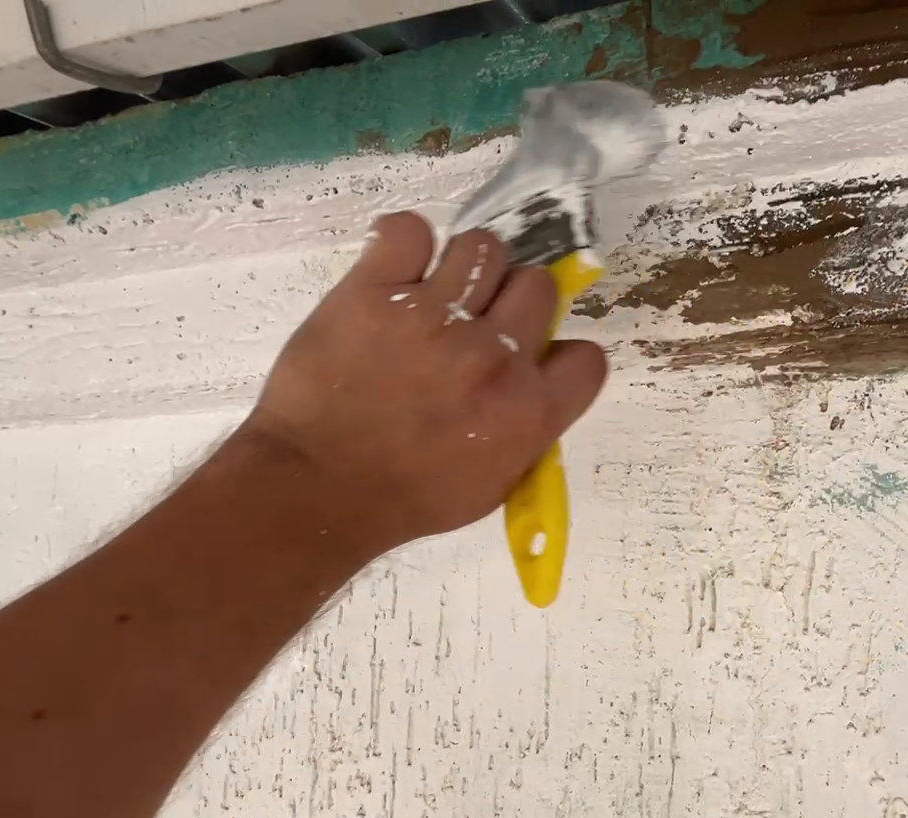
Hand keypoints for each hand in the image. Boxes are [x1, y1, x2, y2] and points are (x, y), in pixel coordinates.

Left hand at [239, 212, 608, 559]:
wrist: (320, 486)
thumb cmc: (411, 497)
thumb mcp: (494, 484)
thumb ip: (526, 431)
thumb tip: (531, 384)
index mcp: (529, 410)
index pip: (587, 356)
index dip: (563, 356)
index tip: (535, 362)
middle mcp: (494, 355)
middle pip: (540, 284)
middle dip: (516, 301)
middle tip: (483, 322)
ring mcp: (435, 316)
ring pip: (484, 246)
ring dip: (470, 268)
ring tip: (440, 293)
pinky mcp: (375, 290)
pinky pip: (410, 230)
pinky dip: (406, 244)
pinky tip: (397, 273)